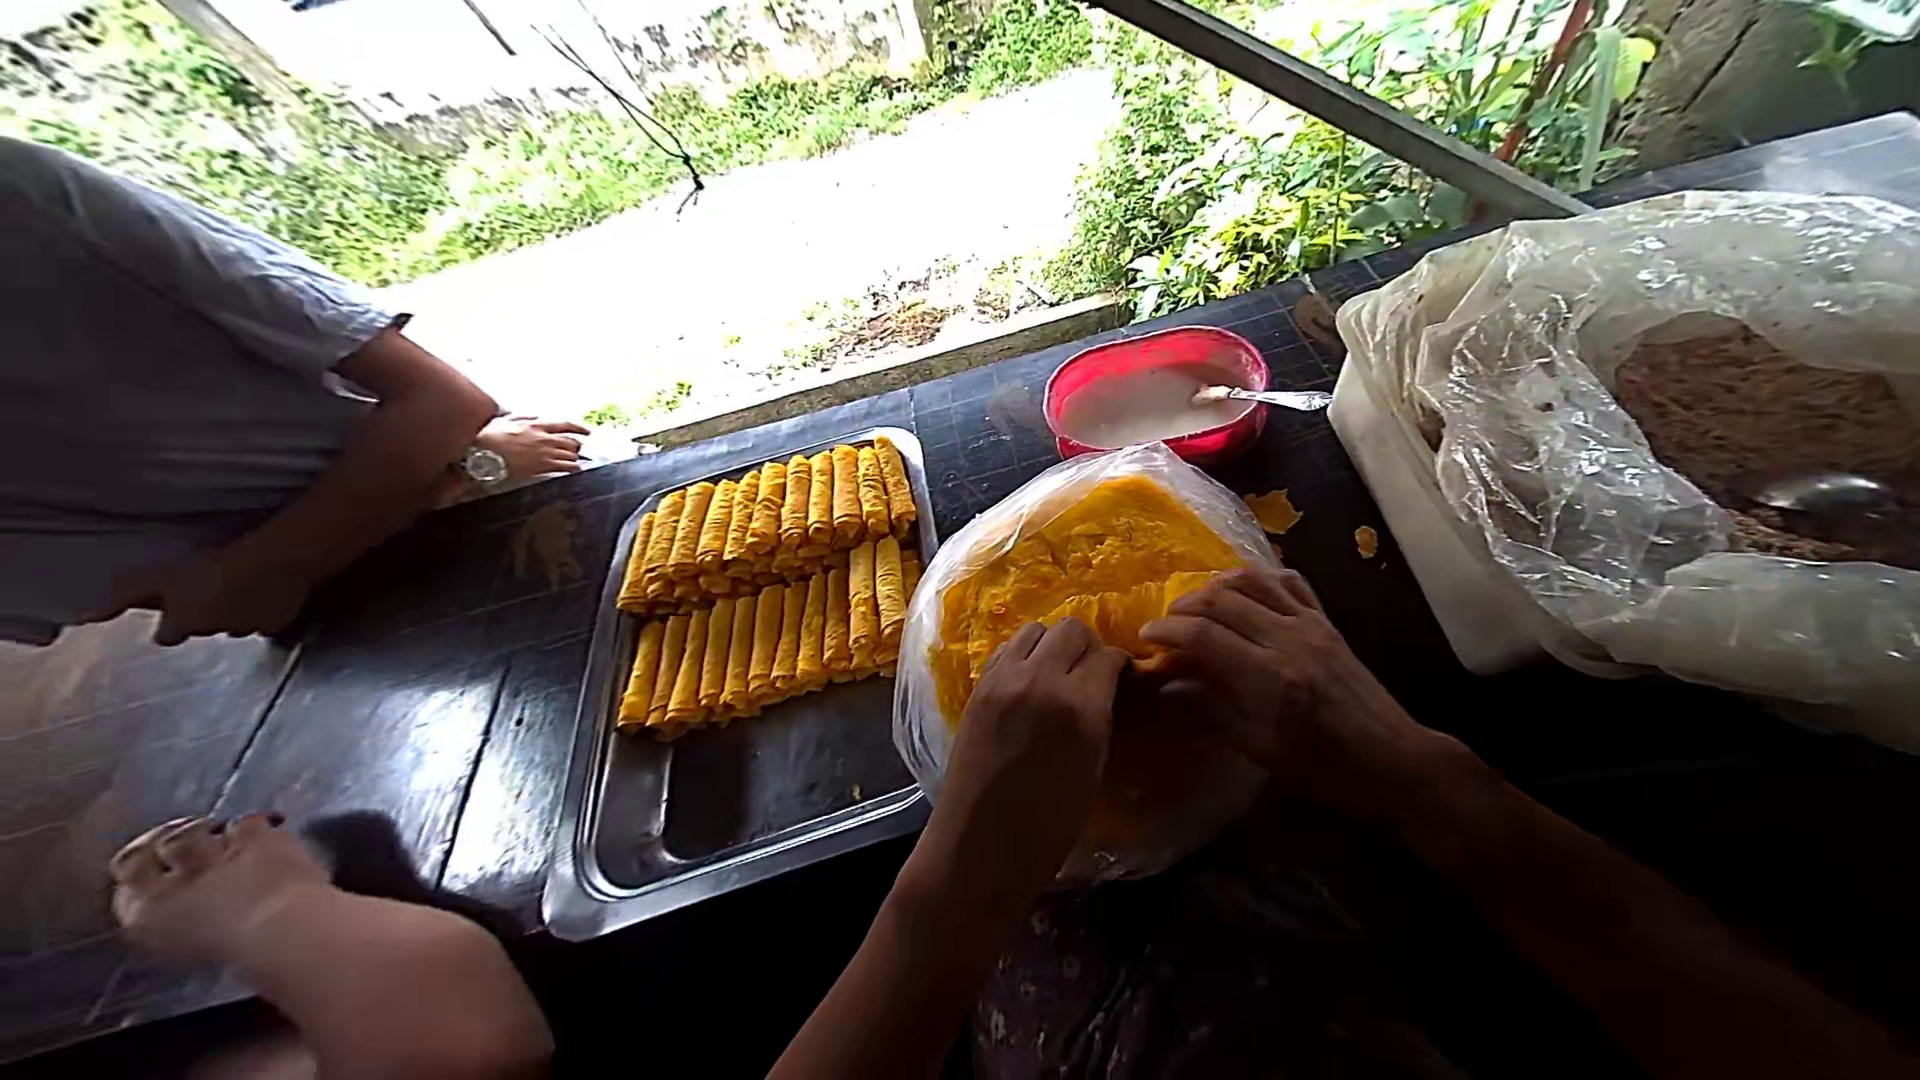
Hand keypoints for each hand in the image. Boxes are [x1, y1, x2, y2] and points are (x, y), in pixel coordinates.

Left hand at [98, 546, 314, 644]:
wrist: (274, 561)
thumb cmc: (213, 567)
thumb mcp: (157, 578)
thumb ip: (122, 599)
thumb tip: (83, 618)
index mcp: (184, 625)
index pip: (169, 636)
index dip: (171, 624)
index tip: (178, 611)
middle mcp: (215, 632)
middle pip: (205, 630)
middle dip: (206, 618)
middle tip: (212, 596)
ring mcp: (249, 629)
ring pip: (237, 627)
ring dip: (236, 617)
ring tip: (242, 595)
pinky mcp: (279, 622)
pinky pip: (267, 623)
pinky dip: (264, 615)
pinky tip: (267, 599)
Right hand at [473, 416, 588, 478]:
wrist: (481, 454)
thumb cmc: (488, 437)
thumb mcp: (505, 421)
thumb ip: (523, 418)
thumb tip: (535, 417)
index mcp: (537, 425)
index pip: (566, 425)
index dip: (580, 429)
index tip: (588, 432)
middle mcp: (545, 438)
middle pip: (572, 442)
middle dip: (577, 446)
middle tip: (577, 450)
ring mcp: (546, 453)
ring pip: (572, 455)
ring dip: (574, 458)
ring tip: (573, 460)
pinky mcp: (544, 466)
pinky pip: (567, 467)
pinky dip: (573, 468)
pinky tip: (573, 469)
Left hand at [907, 619, 1128, 906]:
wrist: (978, 845)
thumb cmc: (1047, 826)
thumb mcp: (1092, 768)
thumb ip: (1099, 716)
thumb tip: (1104, 687)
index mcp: (1078, 708)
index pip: (1107, 656)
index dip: (1118, 664)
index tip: (1121, 677)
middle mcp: (1039, 681)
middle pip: (1071, 629)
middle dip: (1088, 646)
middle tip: (1090, 672)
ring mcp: (1002, 680)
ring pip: (1035, 630)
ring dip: (1052, 645)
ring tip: (1056, 673)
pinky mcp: (978, 687)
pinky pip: (1006, 650)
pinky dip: (1022, 656)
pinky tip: (1027, 682)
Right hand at [1141, 565, 1458, 820]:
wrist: (1392, 759)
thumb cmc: (1321, 765)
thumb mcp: (1257, 747)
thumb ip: (1209, 708)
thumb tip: (1166, 686)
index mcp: (1268, 677)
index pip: (1203, 635)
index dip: (1167, 630)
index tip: (1147, 636)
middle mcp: (1287, 640)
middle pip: (1221, 601)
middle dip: (1183, 606)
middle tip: (1167, 621)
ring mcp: (1310, 625)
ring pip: (1252, 581)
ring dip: (1216, 586)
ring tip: (1197, 602)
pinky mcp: (1326, 621)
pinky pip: (1289, 582)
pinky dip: (1258, 577)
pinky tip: (1242, 588)